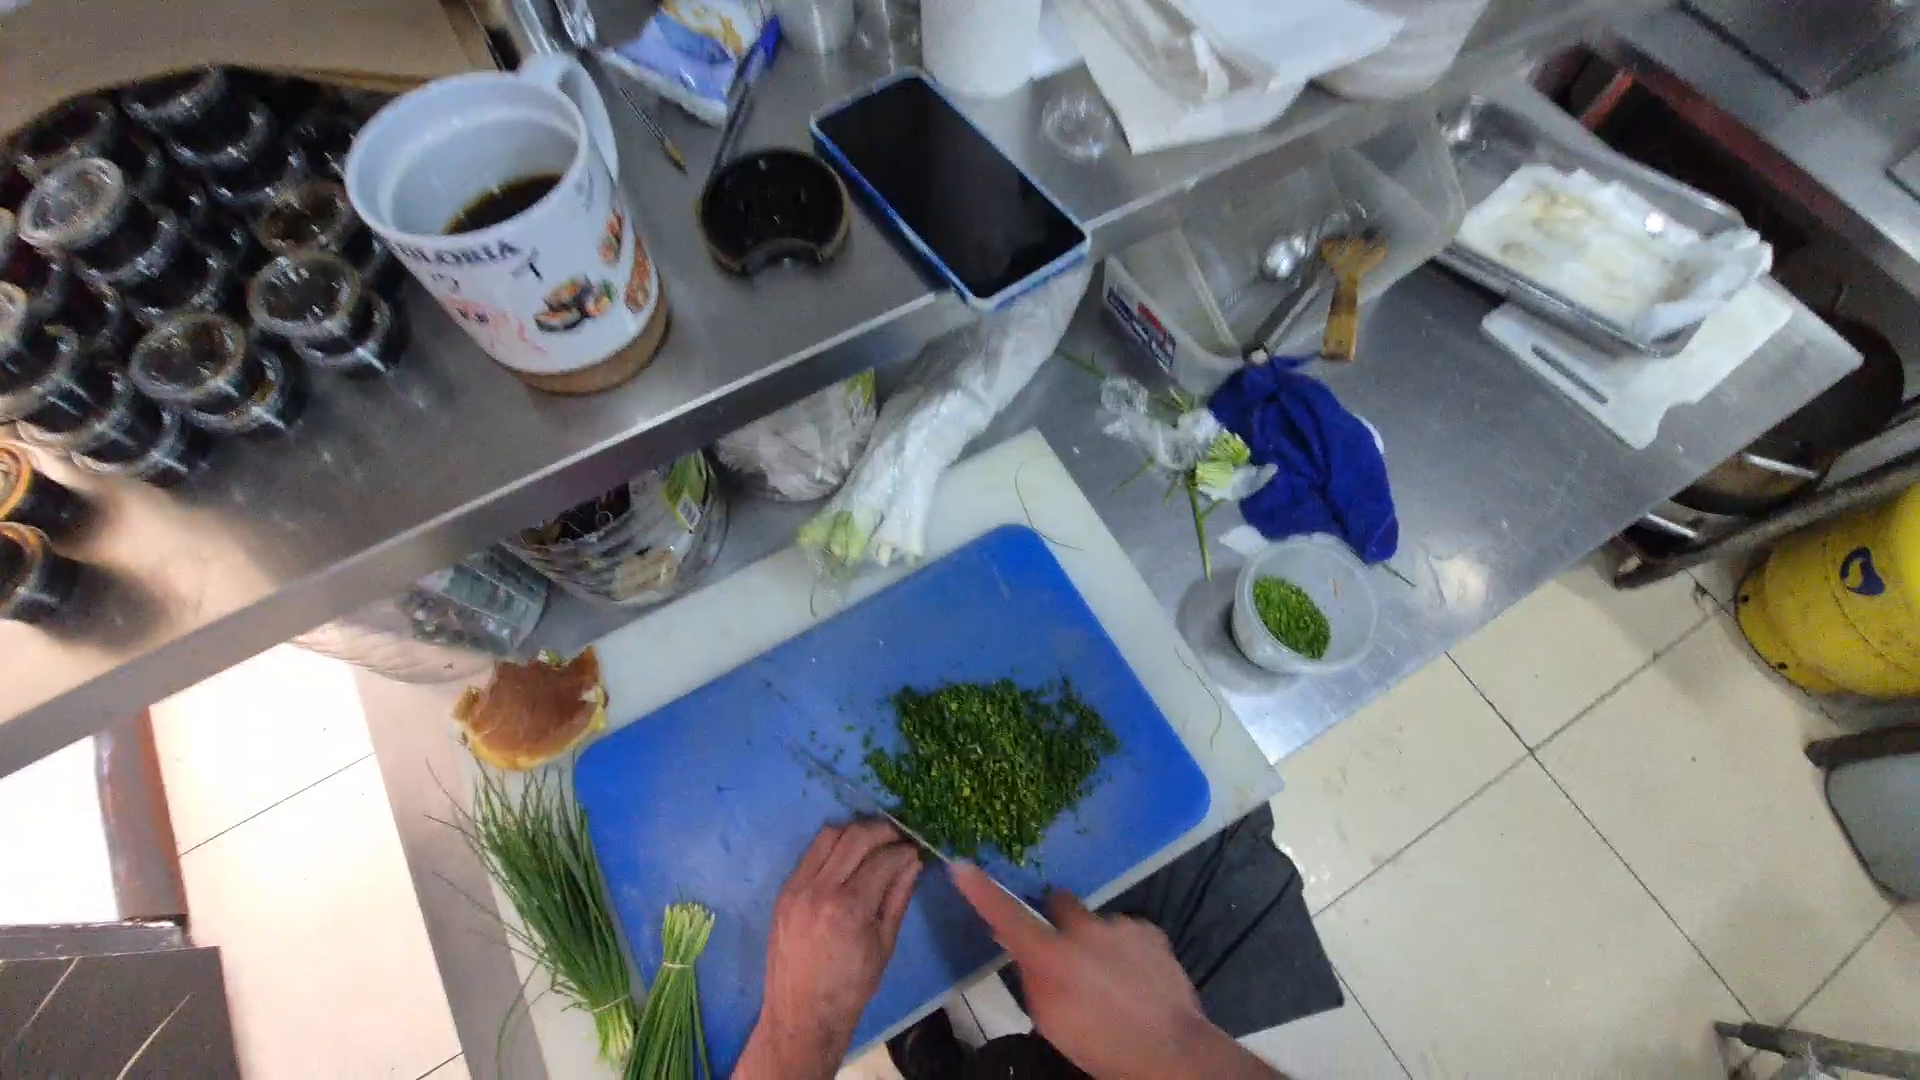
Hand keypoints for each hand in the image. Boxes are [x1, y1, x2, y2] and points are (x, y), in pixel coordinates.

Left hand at [735, 821, 923, 1079]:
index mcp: (850, 908)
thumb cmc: (850, 989)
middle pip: (856, 836)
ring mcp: (798, 887)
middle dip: (883, 830)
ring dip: (856, 831)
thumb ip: (898, 896)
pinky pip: (811, 852)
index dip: (904, 849)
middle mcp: (821, 890)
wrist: (800, 1017)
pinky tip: (849, 855)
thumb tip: (914, 861)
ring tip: (874, 841)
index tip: (916, 848)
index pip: (883, 859)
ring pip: (830, 834)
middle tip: (899, 836)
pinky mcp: (784, 890)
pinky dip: (834, 845)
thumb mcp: (885, 945)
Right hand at [949, 863, 1281, 1079]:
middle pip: (1059, 903)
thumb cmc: (1101, 1046)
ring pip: (1097, 923)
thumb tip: (1026, 952)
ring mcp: (1119, 925)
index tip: (960, 865)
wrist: (1172, 1052)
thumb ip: (1035, 979)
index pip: (1007, 916)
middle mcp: (1082, 928)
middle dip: (1059, 920)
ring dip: (1098, 943)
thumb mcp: (1052, 1022)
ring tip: (1113, 981)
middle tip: (1068, 954)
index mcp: (1051, 955)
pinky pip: (1128, 933)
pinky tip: (1138, 980)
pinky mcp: (1149, 931)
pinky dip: (1128, 951)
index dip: (981, 891)